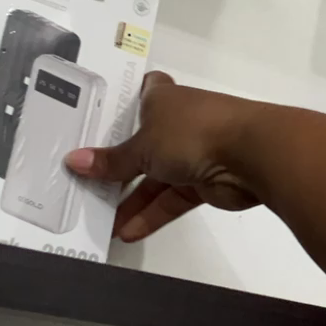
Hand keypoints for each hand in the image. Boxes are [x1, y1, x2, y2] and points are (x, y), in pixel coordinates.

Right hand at [63, 72, 267, 242]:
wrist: (251, 154)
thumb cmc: (192, 131)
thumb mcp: (143, 146)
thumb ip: (111, 161)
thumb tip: (74, 162)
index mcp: (163, 99)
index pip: (142, 94)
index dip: (123, 104)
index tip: (97, 120)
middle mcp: (177, 123)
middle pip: (142, 145)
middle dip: (117, 165)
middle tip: (85, 184)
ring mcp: (192, 154)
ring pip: (155, 178)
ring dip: (131, 200)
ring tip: (100, 222)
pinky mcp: (204, 183)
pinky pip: (171, 200)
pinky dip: (152, 214)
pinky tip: (127, 231)